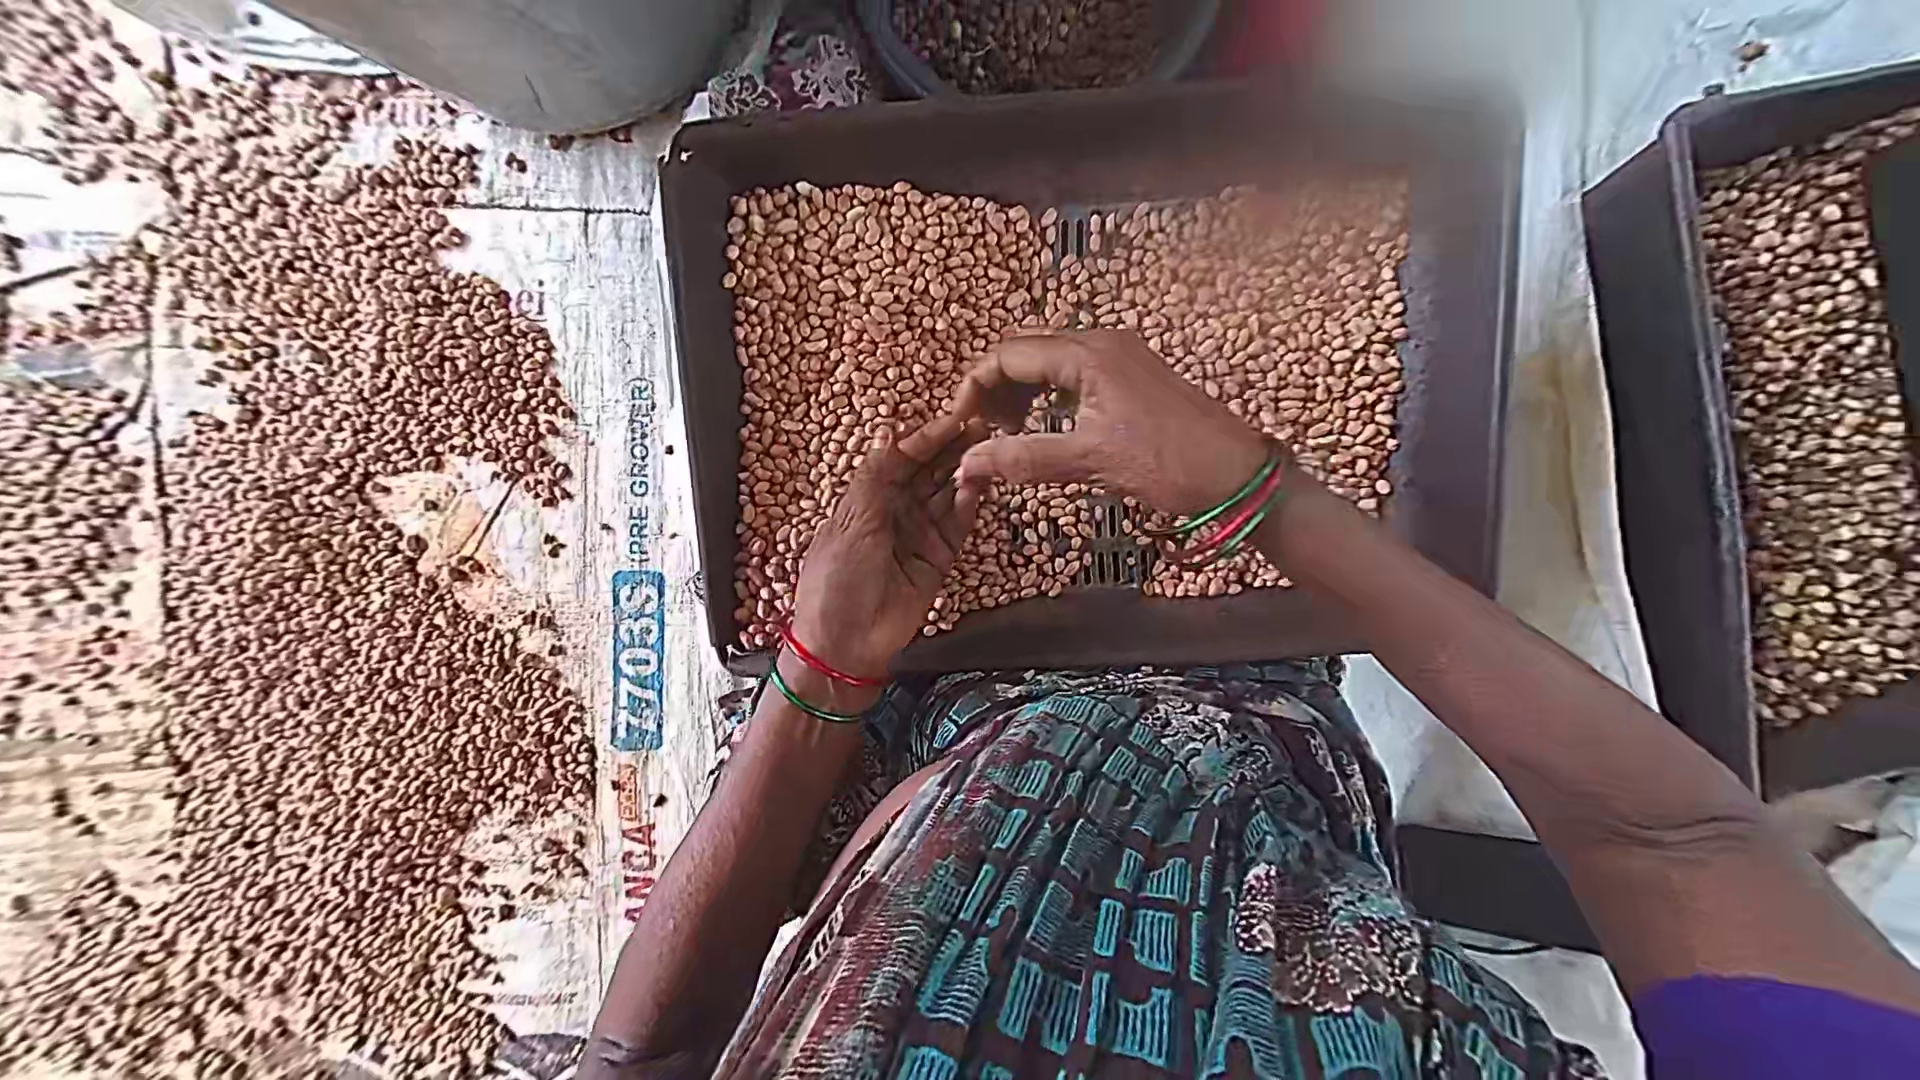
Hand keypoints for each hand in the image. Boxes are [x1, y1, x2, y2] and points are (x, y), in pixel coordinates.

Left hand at [789, 413, 986, 679]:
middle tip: (983, 426)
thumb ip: (877, 476)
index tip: (953, 420)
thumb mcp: (851, 520)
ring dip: (965, 470)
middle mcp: (896, 510)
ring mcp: (920, 533)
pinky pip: (957, 523)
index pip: (901, 458)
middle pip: (928, 471)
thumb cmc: (838, 577)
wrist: (846, 643)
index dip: (925, 439)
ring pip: (946, 493)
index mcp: (867, 498)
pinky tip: (979, 483)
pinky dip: (968, 503)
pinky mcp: (940, 556)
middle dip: (952, 448)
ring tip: (989, 447)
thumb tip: (892, 431)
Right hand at [953, 329, 1274, 515]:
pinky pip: (1071, 380)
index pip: (1008, 355)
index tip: (960, 425)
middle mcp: (1101, 345)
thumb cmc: (1170, 462)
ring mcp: (1118, 360)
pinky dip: (1047, 402)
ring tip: (1008, 436)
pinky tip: (1043, 430)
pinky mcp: (1128, 380)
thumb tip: (968, 462)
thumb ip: (1024, 458)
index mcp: (1088, 354)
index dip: (975, 387)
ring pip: (1048, 368)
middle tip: (982, 434)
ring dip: (1019, 397)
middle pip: (1025, 355)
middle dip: (995, 392)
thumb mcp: (1091, 460)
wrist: (1239, 474)